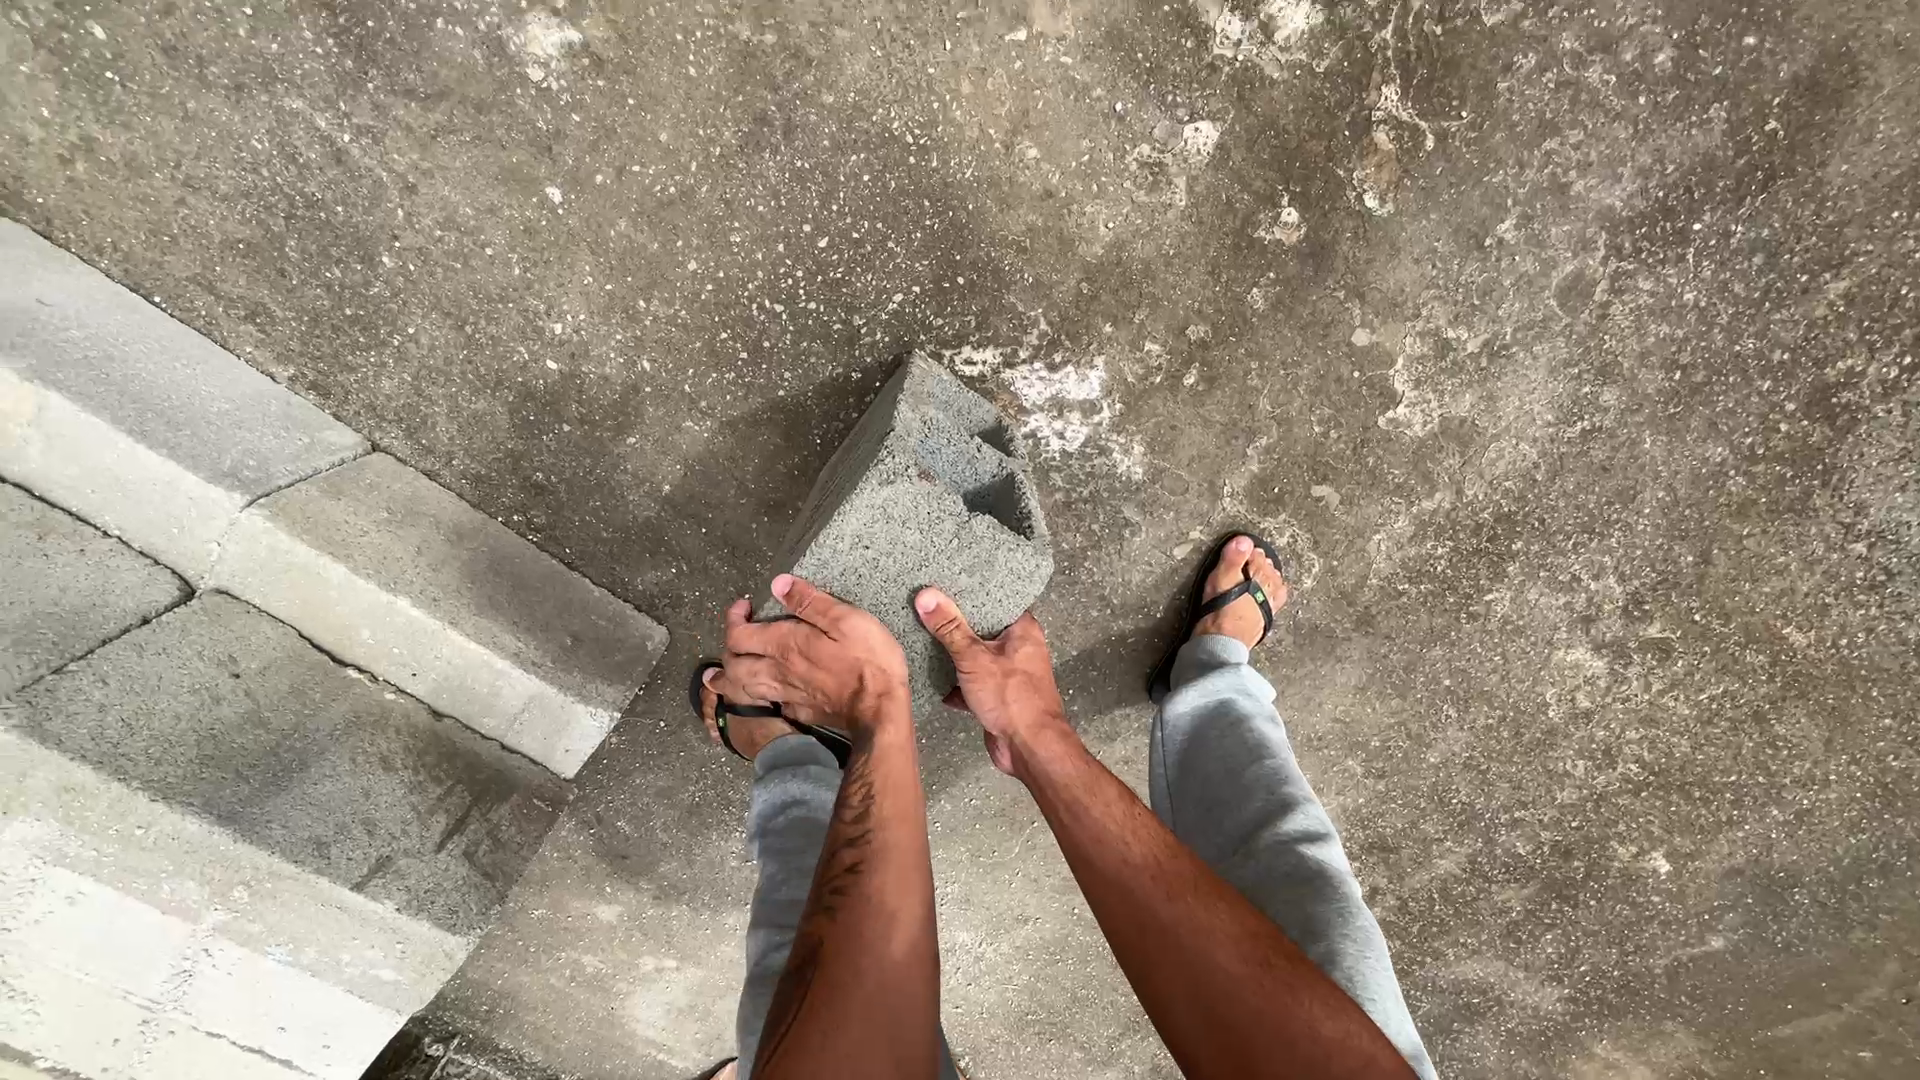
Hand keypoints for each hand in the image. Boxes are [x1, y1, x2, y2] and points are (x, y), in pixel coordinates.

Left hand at [722, 574, 910, 732]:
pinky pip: (766, 704)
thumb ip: (810, 601)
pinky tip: (759, 696)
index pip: (739, 635)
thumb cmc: (867, 660)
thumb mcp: (845, 619)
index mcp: (784, 645)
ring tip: (716, 677)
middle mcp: (778, 671)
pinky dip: (753, 698)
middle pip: (734, 666)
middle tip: (733, 639)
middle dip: (726, 651)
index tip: (743, 607)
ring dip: (726, 681)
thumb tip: (779, 583)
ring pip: (743, 689)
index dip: (733, 618)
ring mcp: (787, 694)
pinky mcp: (800, 711)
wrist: (878, 709)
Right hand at [914, 588, 1072, 776]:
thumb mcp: (974, 657)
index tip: (944, 586)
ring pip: (977, 658)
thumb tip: (927, 596)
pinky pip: (974, 684)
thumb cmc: (1013, 698)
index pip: (995, 601)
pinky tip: (935, 683)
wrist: (1029, 748)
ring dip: (955, 658)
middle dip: (957, 626)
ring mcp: (1010, 674)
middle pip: (983, 629)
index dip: (971, 594)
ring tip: (926, 642)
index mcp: (1022, 630)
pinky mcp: (999, 697)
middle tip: (928, 612)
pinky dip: (957, 684)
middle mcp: (1020, 648)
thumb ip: (950, 627)